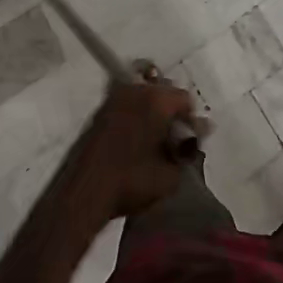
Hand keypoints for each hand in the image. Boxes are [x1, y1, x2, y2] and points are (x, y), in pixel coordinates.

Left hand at [78, 81, 195, 217]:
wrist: (85, 193)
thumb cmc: (133, 181)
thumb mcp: (172, 174)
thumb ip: (189, 149)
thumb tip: (197, 133)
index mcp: (157, 99)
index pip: (185, 99)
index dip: (190, 121)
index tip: (187, 142)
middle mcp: (136, 89)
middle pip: (164, 90)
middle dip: (171, 111)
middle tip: (172, 139)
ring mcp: (114, 98)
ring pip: (143, 94)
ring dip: (152, 111)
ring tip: (152, 140)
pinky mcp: (99, 111)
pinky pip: (126, 103)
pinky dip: (134, 115)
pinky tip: (134, 141)